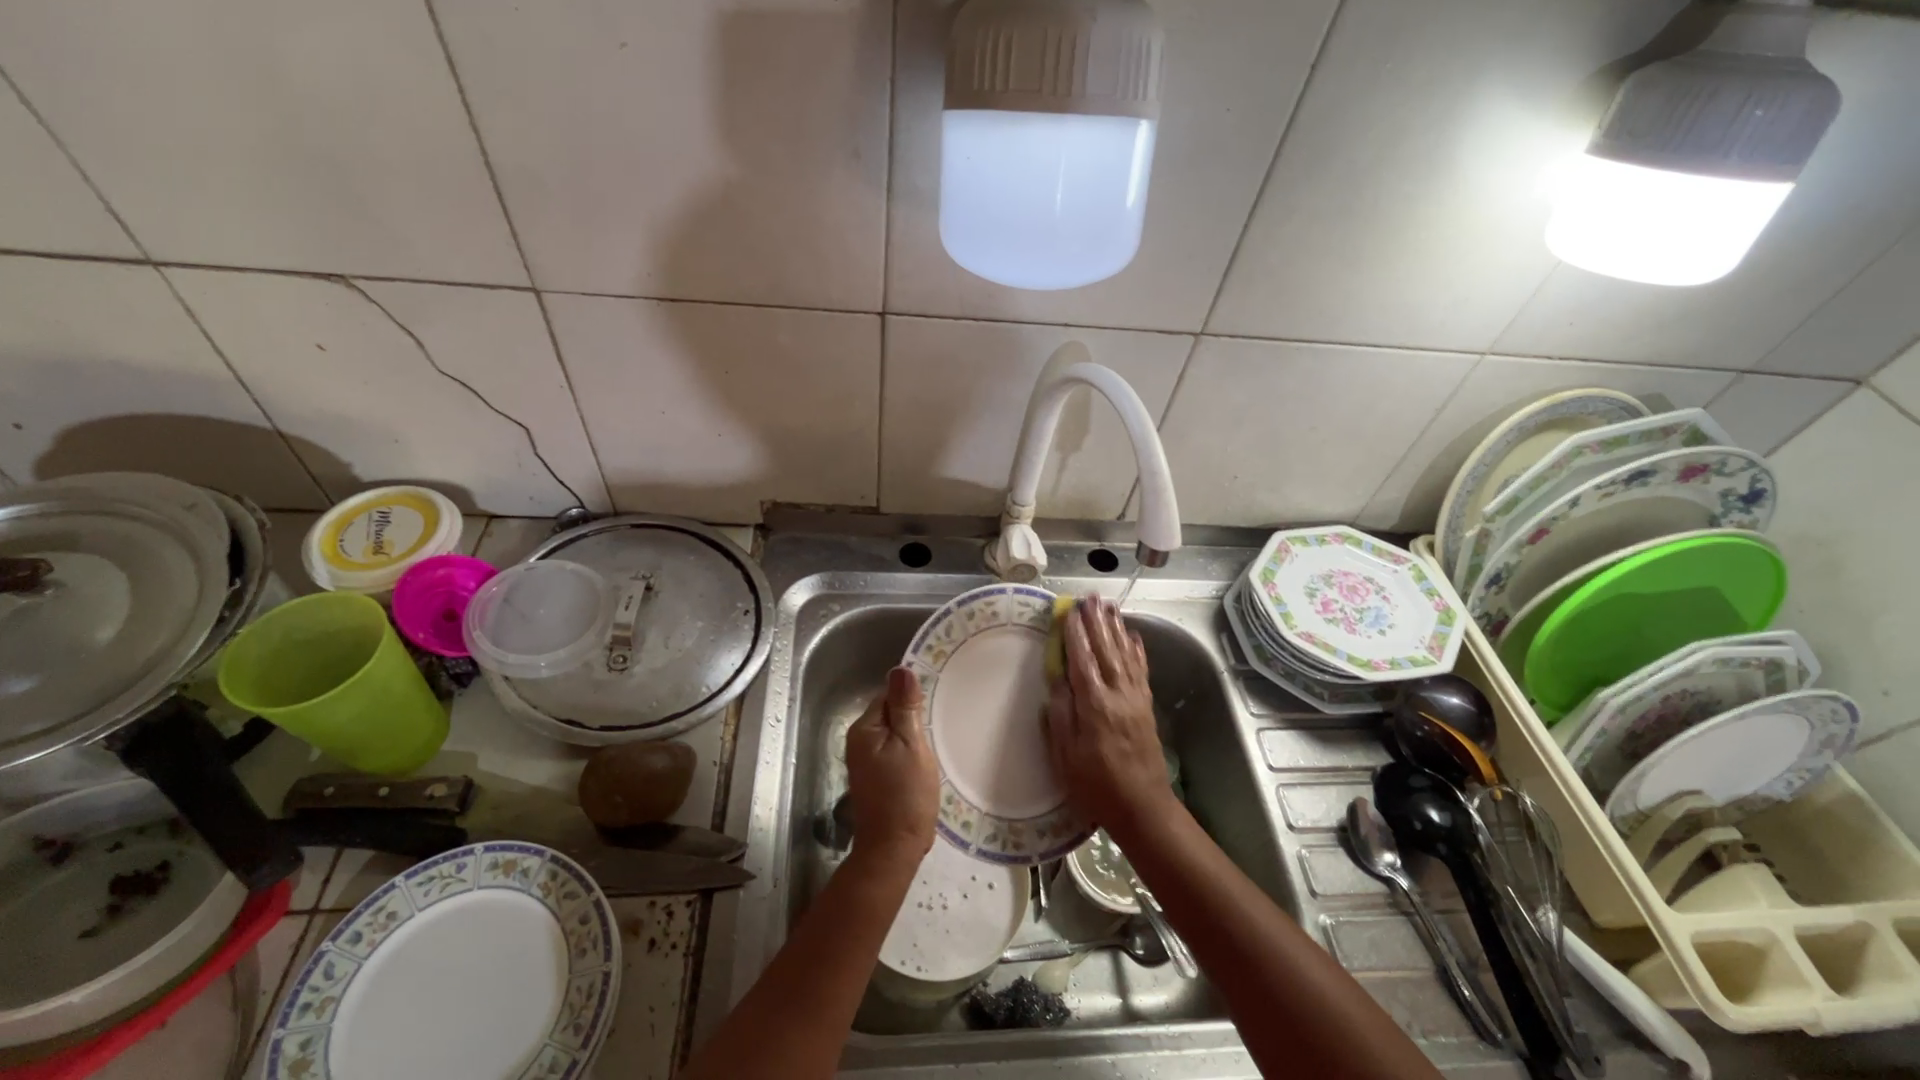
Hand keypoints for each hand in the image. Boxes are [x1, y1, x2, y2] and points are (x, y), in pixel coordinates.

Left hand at [845, 667, 939, 864]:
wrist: (894, 848)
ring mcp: (864, 763)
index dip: (911, 700)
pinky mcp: (874, 779)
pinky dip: (908, 755)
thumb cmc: (906, 795)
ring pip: (893, 735)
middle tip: (937, 730)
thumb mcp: (911, 745)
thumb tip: (900, 669)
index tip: (933, 709)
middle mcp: (858, 742)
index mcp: (864, 729)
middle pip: (890, 714)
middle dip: (912, 719)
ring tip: (933, 748)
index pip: (888, 696)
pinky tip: (922, 766)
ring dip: (912, 738)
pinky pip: (893, 753)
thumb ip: (905, 707)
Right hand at [1046, 598, 1175, 840]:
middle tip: (1090, 598)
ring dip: (1116, 629)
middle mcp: (1118, 695)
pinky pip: (1140, 670)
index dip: (1075, 635)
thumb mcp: (1065, 757)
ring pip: (1125, 655)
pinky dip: (1136, 650)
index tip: (1069, 612)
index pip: (1082, 661)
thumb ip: (1061, 716)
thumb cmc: (1095, 786)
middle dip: (1097, 623)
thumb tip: (1057, 681)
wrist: (1142, 806)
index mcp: (1095, 706)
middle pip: (1106, 650)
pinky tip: (1133, 636)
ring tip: (1109, 607)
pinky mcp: (1146, 707)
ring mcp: (1136, 700)